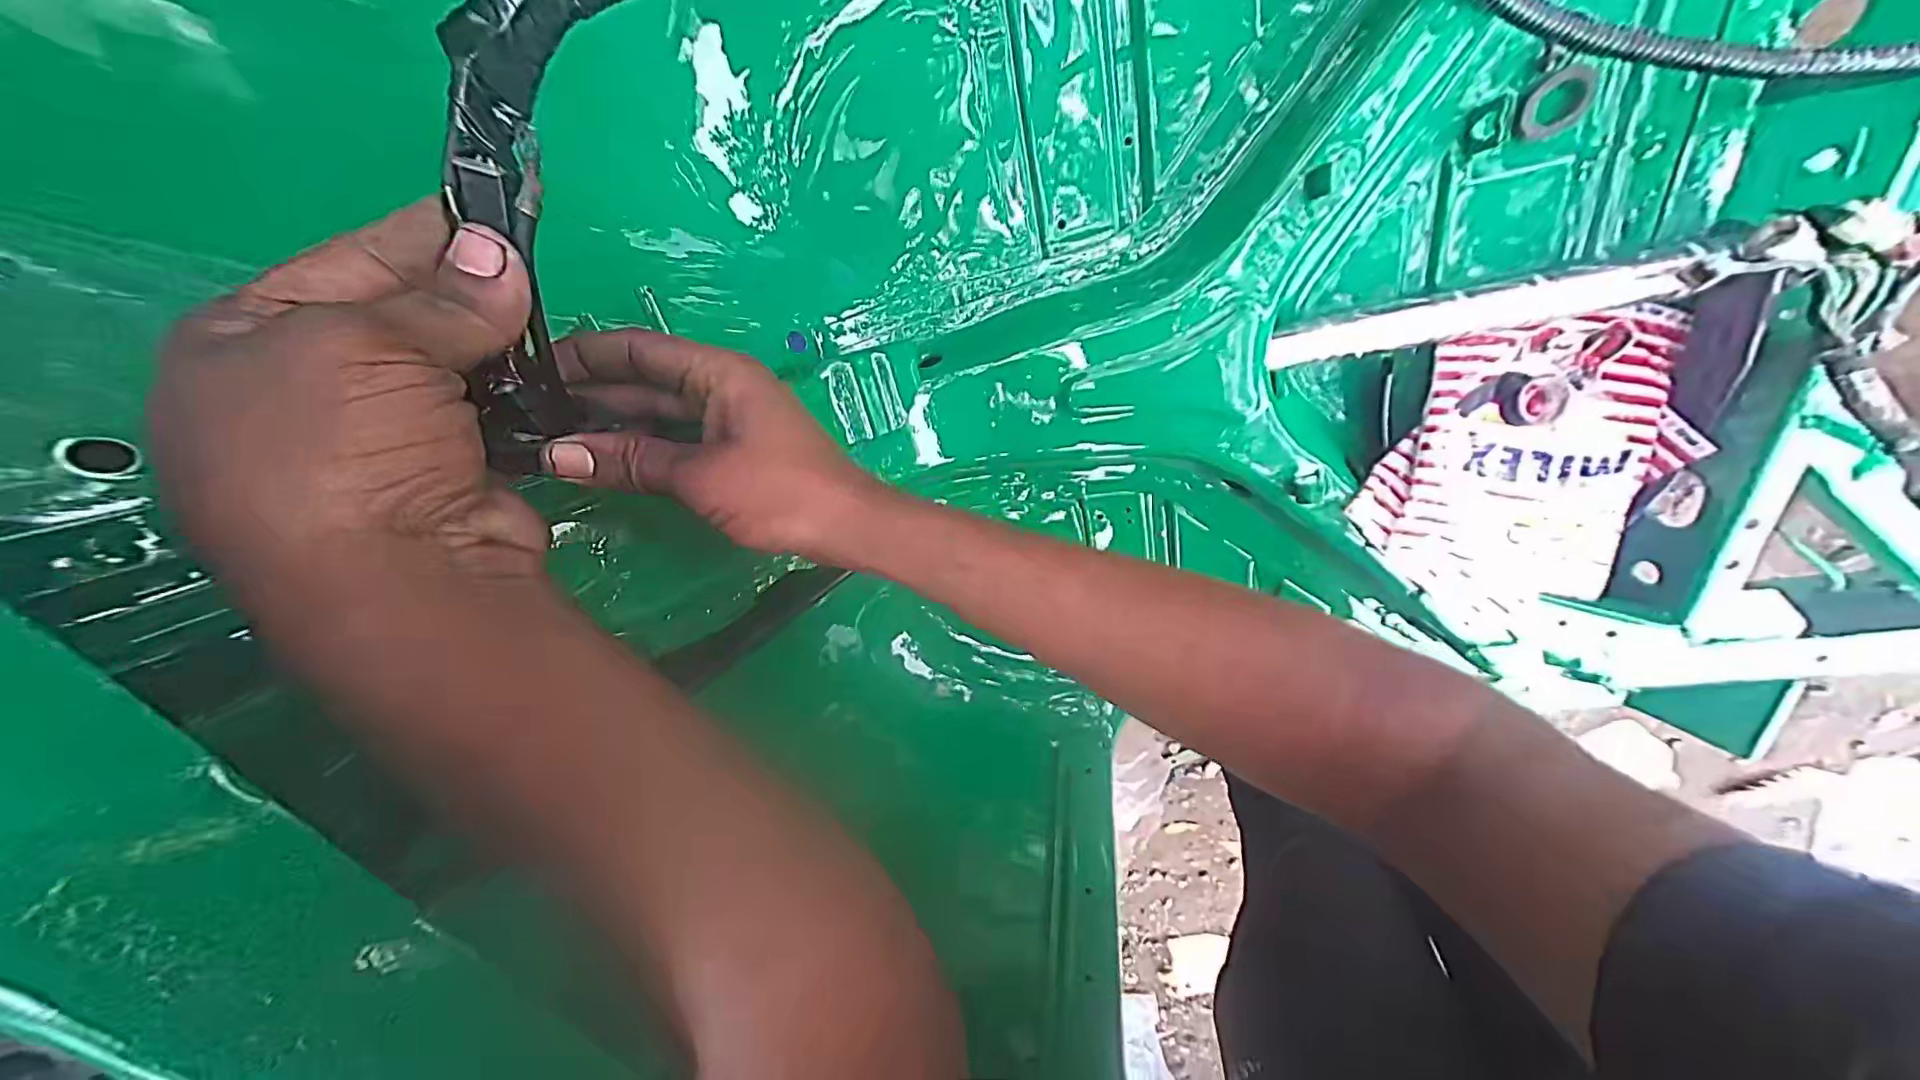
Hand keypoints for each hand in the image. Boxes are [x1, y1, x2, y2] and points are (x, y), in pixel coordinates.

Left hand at [149, 199, 550, 602]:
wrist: (395, 577)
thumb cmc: (340, 451)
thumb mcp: (369, 347)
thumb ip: (441, 299)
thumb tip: (499, 253)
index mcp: (253, 341)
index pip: (351, 262)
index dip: (423, 236)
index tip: (488, 213)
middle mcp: (318, 389)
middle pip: (412, 317)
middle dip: (473, 293)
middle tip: (534, 269)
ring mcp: (390, 437)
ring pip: (462, 369)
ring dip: (505, 349)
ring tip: (552, 324)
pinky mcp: (453, 473)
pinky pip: (494, 415)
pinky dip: (523, 397)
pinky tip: (554, 378)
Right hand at [539, 330, 889, 560]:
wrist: (845, 524)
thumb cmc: (779, 492)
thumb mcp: (700, 475)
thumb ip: (632, 460)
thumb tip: (558, 455)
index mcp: (718, 372)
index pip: (639, 348)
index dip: (585, 355)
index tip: (530, 370)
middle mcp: (723, 384)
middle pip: (646, 379)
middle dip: (592, 393)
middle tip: (528, 412)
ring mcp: (732, 416)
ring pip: (661, 410)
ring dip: (615, 423)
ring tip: (553, 436)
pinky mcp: (738, 446)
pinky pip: (680, 435)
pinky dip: (646, 445)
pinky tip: (607, 459)